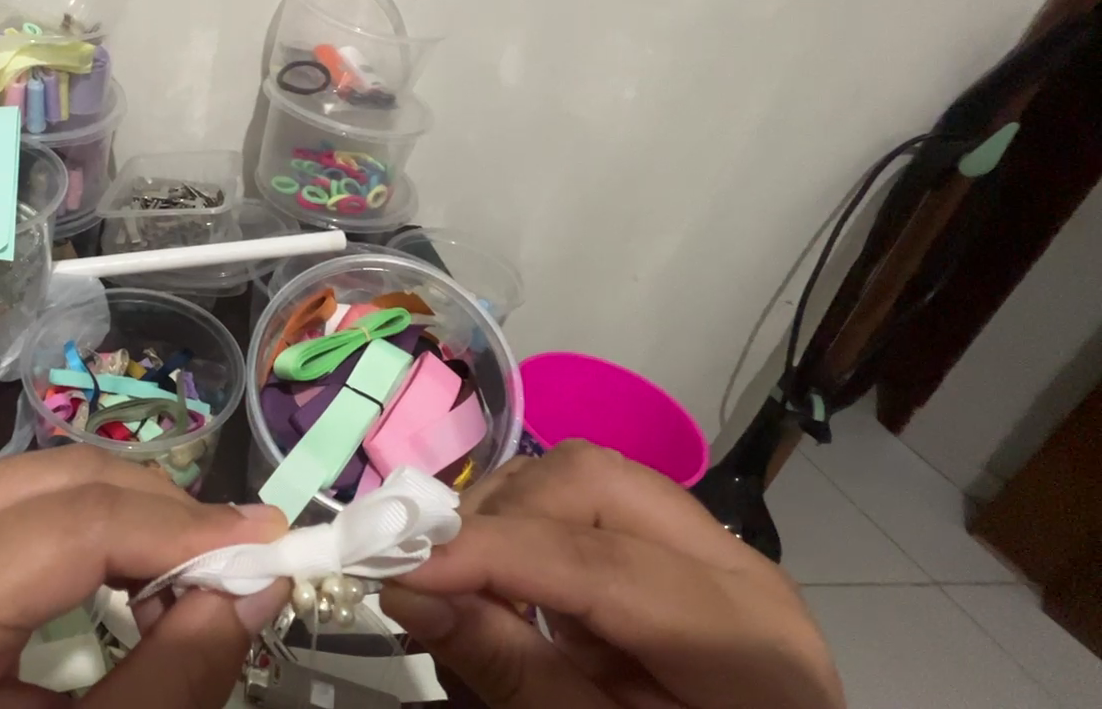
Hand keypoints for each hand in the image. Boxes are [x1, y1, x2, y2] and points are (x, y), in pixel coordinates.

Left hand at [0, 446, 292, 707]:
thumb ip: (170, 681)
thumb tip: (256, 587)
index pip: (78, 526)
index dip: (182, 527)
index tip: (268, 543)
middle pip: (63, 482)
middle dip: (161, 512)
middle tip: (234, 562)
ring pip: (44, 477)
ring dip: (128, 510)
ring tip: (185, 572)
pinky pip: (17, 499)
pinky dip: (85, 519)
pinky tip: (123, 566)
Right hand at [381, 441, 842, 708]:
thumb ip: (512, 672)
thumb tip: (406, 595)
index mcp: (741, 638)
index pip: (596, 561)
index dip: (487, 553)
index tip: (398, 570)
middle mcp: (729, 562)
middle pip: (588, 479)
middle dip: (496, 516)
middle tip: (436, 577)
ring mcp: (699, 539)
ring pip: (573, 468)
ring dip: (498, 510)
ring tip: (464, 577)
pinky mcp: (662, 536)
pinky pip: (573, 489)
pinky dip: (515, 515)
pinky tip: (499, 570)